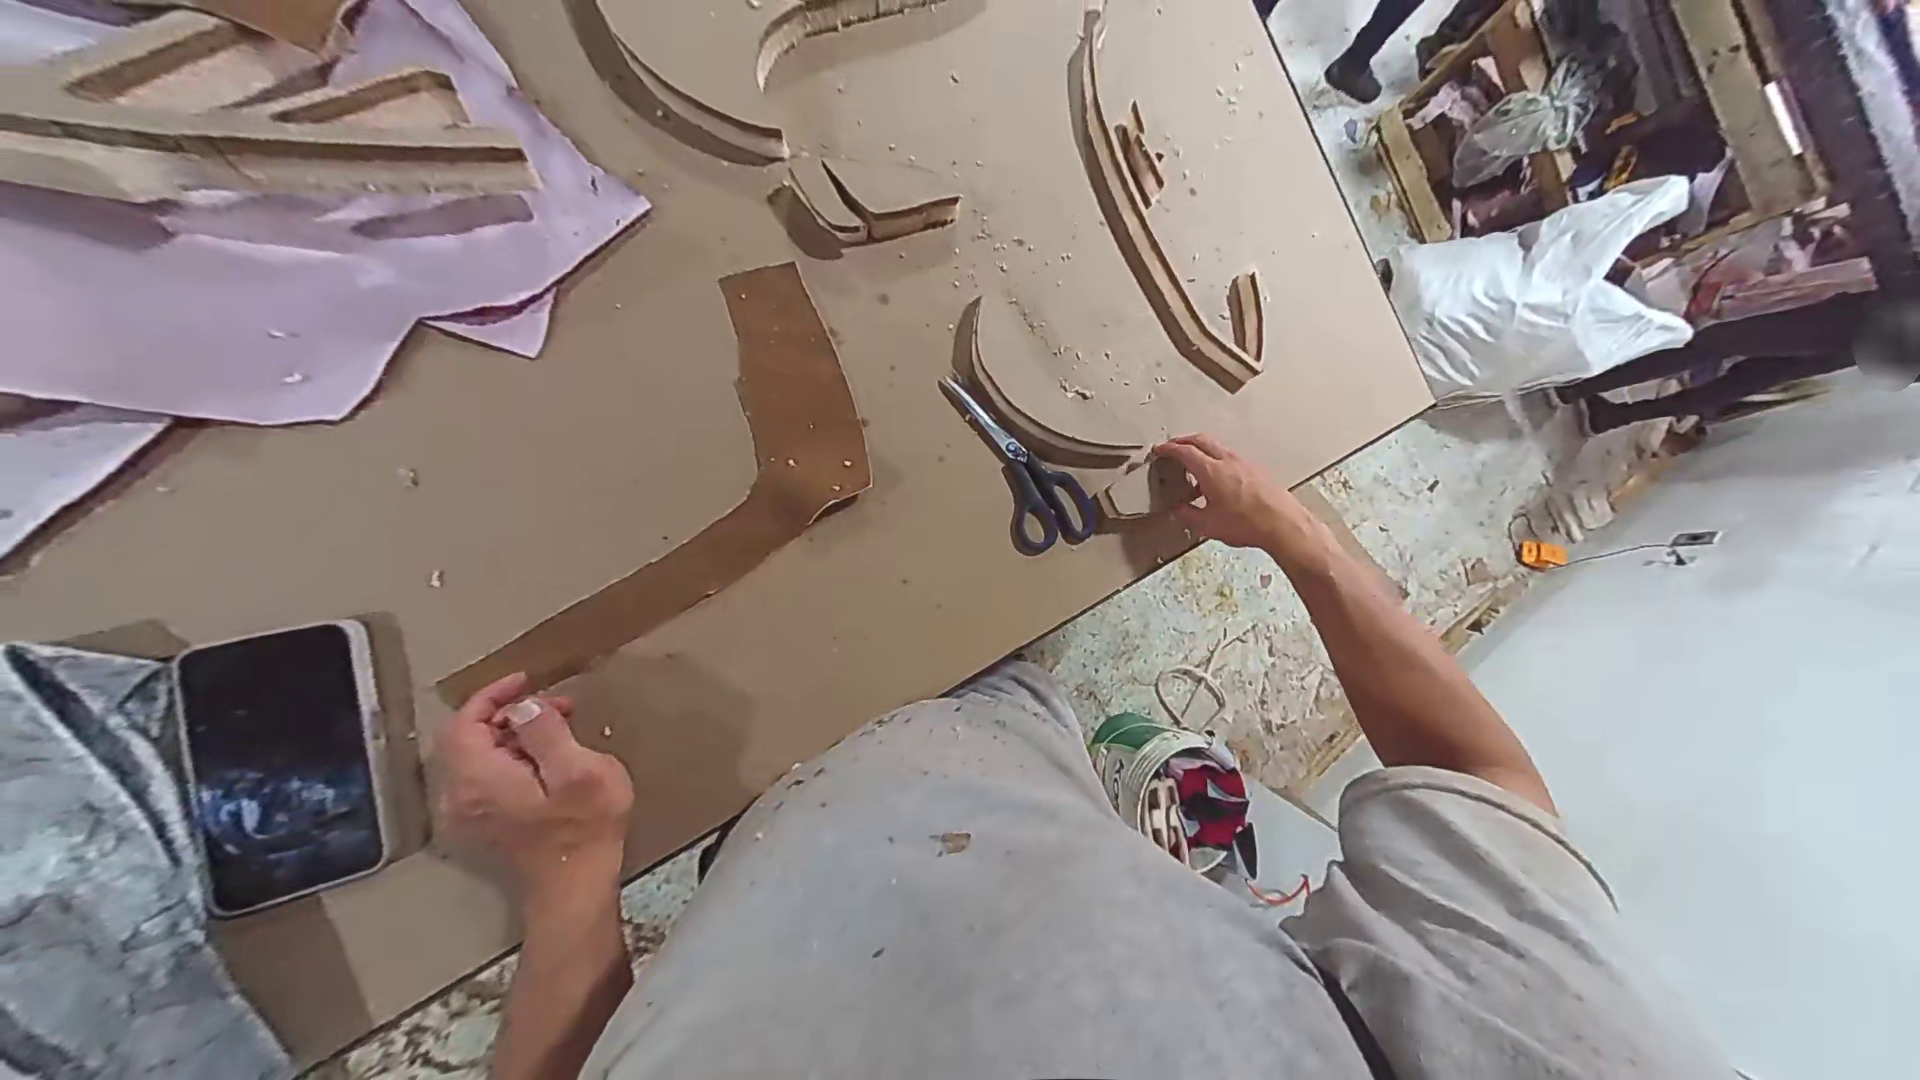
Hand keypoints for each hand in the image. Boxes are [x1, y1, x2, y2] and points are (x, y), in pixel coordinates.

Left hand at [433, 672, 633, 911]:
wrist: (575, 887)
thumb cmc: (584, 825)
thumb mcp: (578, 770)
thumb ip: (546, 733)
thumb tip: (523, 707)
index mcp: (479, 778)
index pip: (463, 723)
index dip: (491, 695)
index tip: (528, 680)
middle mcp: (462, 796)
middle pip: (468, 738)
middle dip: (510, 712)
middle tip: (559, 705)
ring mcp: (470, 813)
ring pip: (479, 756)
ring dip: (516, 732)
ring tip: (562, 725)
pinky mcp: (487, 823)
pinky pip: (488, 774)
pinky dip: (514, 754)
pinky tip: (551, 757)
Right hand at [1153, 434, 1326, 560]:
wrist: (1283, 525)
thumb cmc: (1248, 523)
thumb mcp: (1207, 525)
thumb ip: (1188, 515)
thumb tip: (1180, 510)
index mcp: (1211, 471)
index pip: (1185, 452)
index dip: (1169, 449)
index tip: (1161, 449)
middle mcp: (1228, 462)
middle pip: (1201, 440)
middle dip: (1184, 441)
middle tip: (1173, 447)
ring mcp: (1244, 464)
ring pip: (1217, 448)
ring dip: (1201, 450)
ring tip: (1193, 465)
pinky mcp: (1256, 471)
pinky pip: (1230, 458)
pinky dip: (1217, 460)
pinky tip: (1216, 479)